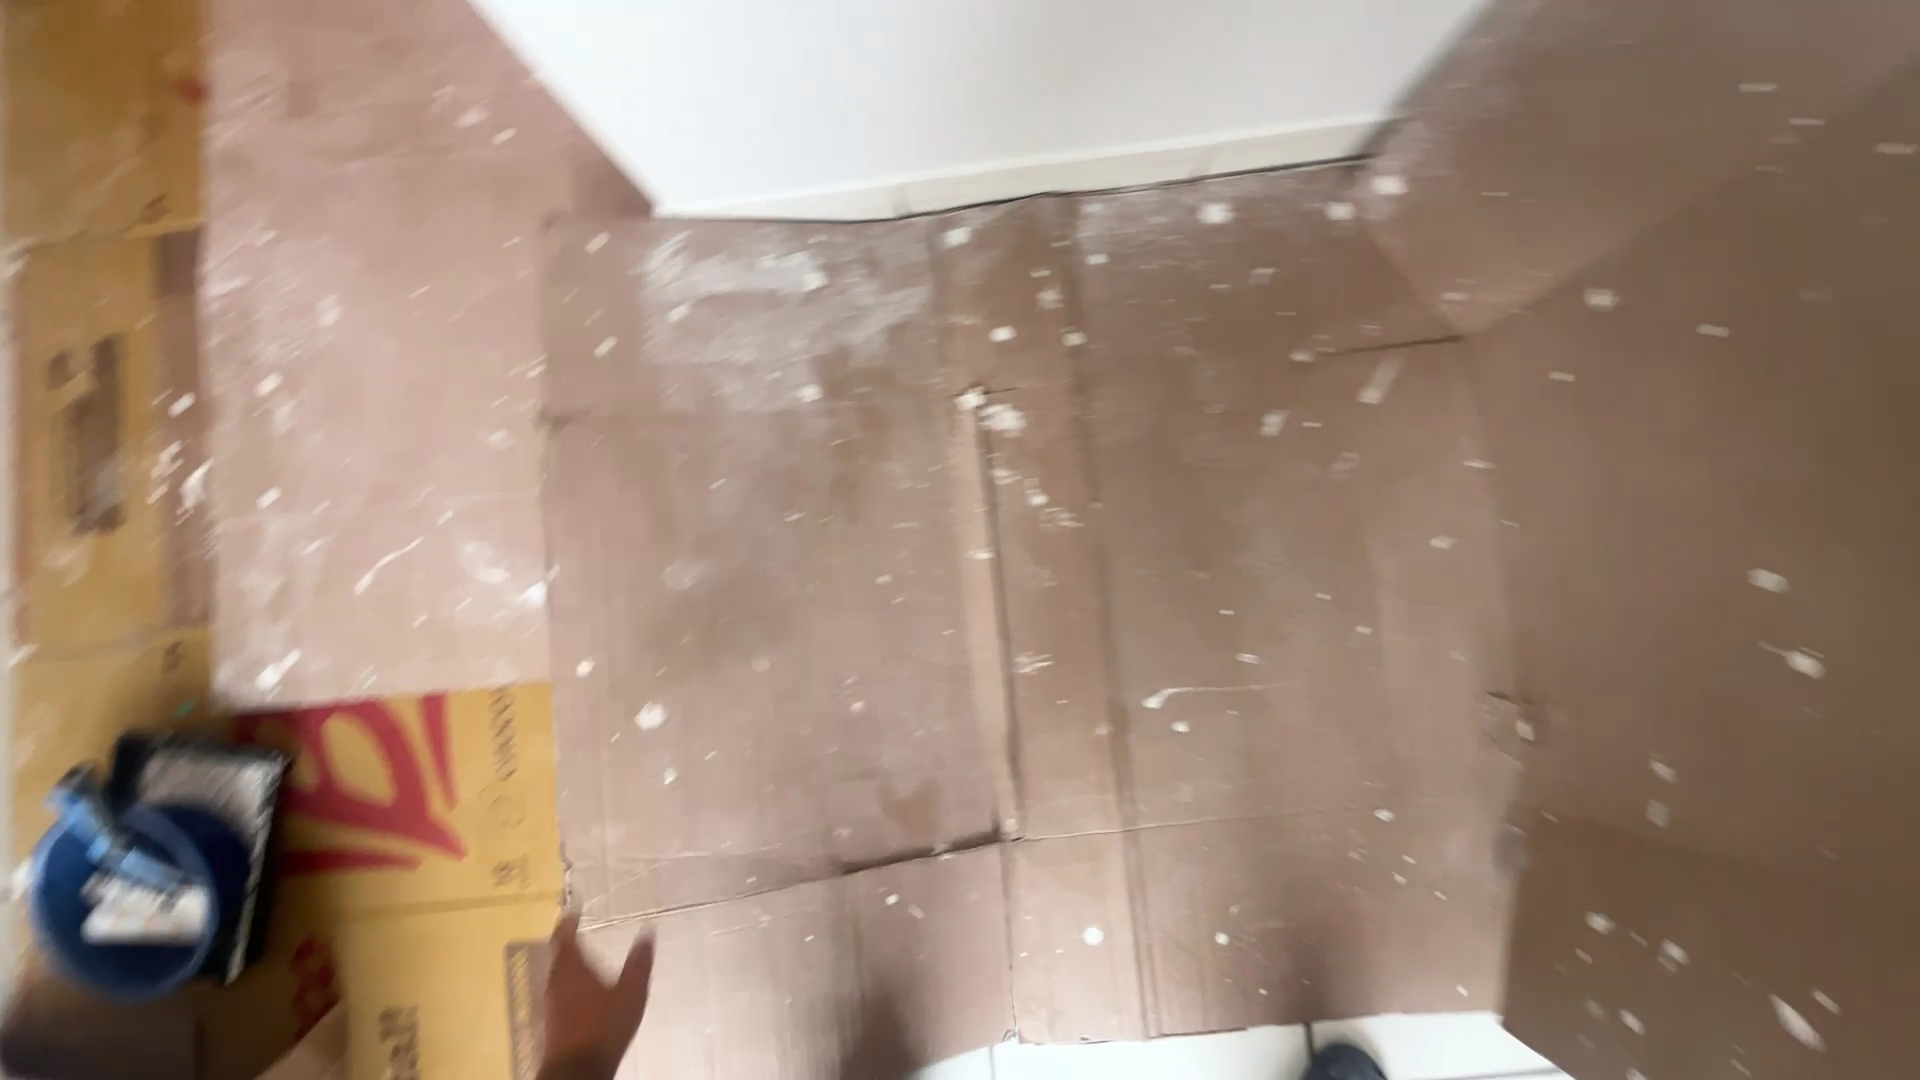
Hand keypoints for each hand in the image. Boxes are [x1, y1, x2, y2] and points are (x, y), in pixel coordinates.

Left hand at [542, 913, 654, 1077]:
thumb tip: (649, 930)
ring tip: (581, 956)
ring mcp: (551, 1004)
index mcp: (573, 969)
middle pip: (558, 956)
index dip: (567, 922)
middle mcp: (557, 983)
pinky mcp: (551, 1022)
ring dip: (567, 963)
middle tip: (576, 929)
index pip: (564, 938)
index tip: (573, 909)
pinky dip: (568, 982)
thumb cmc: (605, 1026)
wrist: (578, 1071)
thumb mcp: (632, 991)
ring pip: (557, 975)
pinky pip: (558, 991)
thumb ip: (639, 962)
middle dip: (567, 942)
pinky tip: (579, 990)